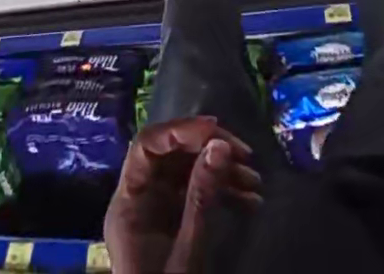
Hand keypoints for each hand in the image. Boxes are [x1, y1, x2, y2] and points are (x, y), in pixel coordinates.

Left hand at [104, 117, 262, 272]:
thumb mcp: (187, 252)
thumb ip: (202, 197)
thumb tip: (220, 144)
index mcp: (128, 203)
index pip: (147, 147)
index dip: (180, 131)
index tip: (216, 131)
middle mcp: (138, 198)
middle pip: (170, 153)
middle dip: (208, 147)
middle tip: (243, 153)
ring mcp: (155, 208)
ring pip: (186, 170)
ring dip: (221, 169)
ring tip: (255, 181)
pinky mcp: (171, 219)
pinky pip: (194, 191)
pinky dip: (221, 190)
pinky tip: (249, 200)